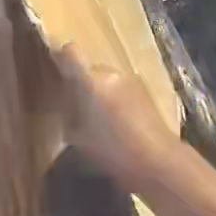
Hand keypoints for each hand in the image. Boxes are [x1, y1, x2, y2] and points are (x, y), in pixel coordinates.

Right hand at [59, 44, 183, 190]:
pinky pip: (121, 87)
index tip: (55, 71)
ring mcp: (131, 80)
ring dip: (100, 90)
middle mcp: (111, 73)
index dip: (60, 57)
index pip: (70, 51)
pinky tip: (118, 120)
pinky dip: (115, 97)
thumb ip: (68, 113)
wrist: (160, 164)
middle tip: (78, 106)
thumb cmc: (113, 152)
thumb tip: (64, 103)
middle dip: (82, 82)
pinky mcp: (146, 91)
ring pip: (106, 78)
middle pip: (89, 68)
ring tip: (100, 117)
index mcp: (91, 81)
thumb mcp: (78, 137)